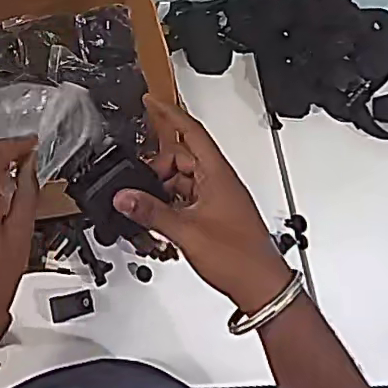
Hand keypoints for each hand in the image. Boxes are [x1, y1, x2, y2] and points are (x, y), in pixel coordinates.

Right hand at [113, 95, 294, 314]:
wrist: (261, 286)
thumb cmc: (239, 257)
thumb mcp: (186, 231)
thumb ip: (151, 213)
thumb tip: (126, 198)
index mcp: (217, 173)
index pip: (191, 131)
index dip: (169, 113)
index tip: (152, 101)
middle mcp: (219, 180)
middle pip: (182, 157)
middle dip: (157, 168)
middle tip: (138, 184)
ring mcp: (219, 197)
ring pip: (184, 179)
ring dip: (164, 190)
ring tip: (149, 209)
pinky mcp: (217, 213)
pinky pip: (189, 197)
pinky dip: (173, 204)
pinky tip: (162, 221)